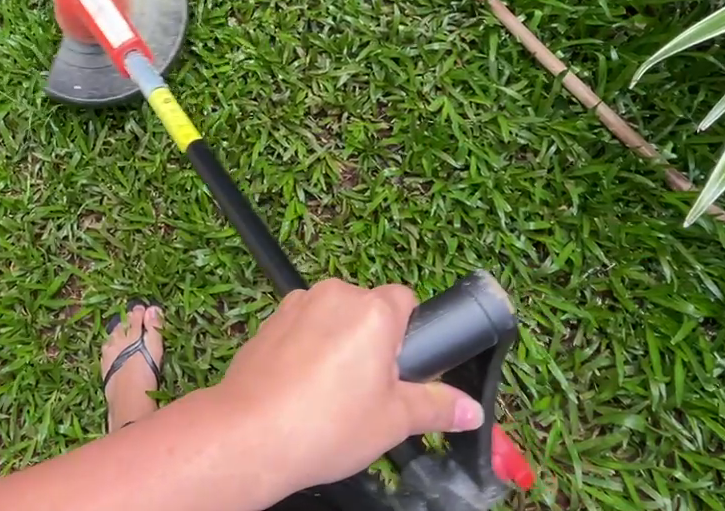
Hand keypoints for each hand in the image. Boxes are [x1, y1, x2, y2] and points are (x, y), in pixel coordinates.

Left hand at [213, 279, 483, 494]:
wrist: (253, 431)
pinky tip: (305, 387)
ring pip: (333, 317)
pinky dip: (309, 347)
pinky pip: (303, 326)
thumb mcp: (394, 420)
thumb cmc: (328, 423)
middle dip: (374, 341)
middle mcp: (334, 294)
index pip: (405, 299)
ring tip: (335, 394)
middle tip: (373, 389)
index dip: (412, 331)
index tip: (406, 366)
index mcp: (372, 310)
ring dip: (340, 342)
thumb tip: (471, 409)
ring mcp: (297, 303)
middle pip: (367, 308)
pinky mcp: (271, 318)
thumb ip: (436, 407)